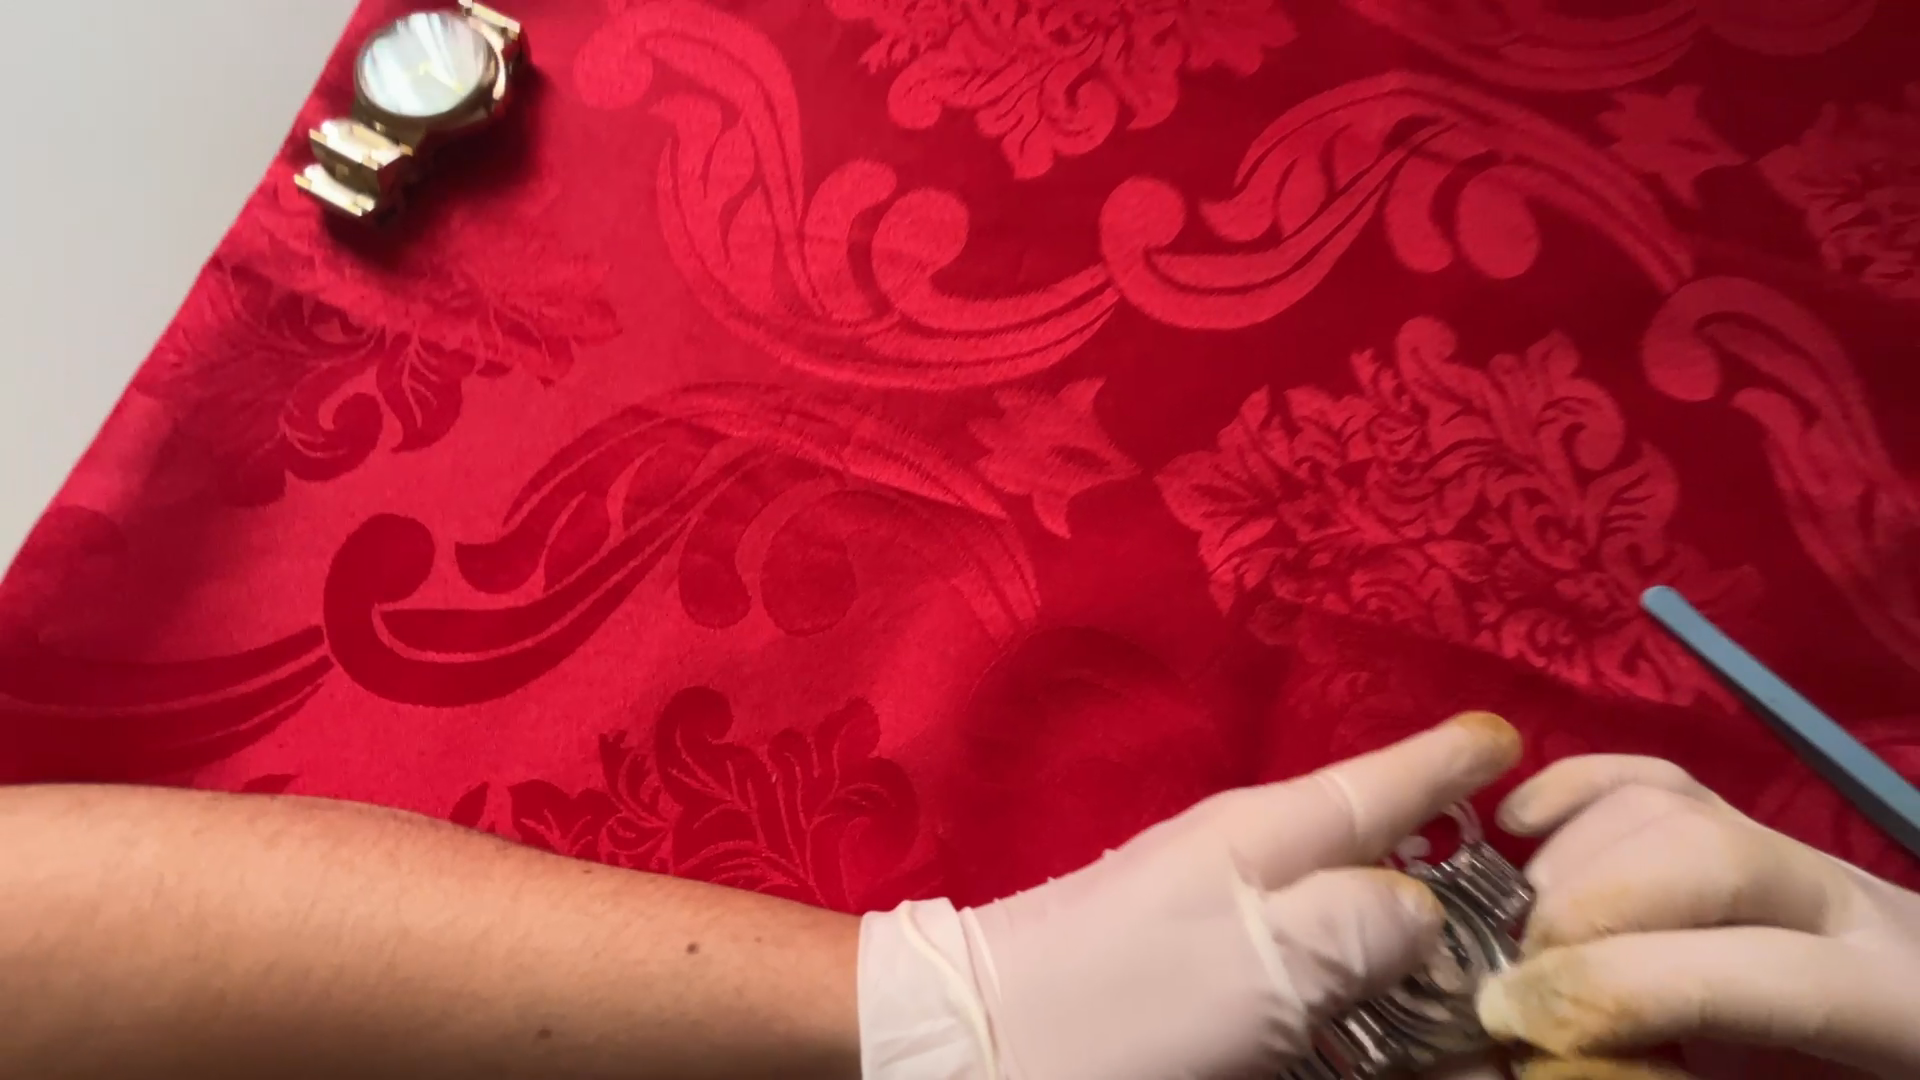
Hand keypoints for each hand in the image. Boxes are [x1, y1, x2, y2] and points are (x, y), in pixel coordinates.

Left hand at [857, 712, 1520, 1079]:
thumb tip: (1422, 900)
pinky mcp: (1206, 961)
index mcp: (1263, 835)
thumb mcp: (1256, 960)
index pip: (1374, 784)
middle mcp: (1248, 859)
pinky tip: (1388, 1013)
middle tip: (1533, 878)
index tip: (1503, 737)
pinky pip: (1304, 960)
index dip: (1442, 762)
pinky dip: (1355, 983)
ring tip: (1484, 956)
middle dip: (1445, 855)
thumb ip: (1350, 923)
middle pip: (1365, 844)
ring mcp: (1223, 908)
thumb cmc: (1127, 995)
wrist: (1002, 1030)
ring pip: (1341, 908)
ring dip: (1407, 933)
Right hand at [1476, 756, 1919, 1077]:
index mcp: (1901, 1000)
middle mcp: (1845, 896)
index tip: (1519, 1017)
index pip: (1749, 971)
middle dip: (1581, 910)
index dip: (1611, 987)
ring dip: (1562, 859)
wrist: (1905, 1040)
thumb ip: (1679, 1077)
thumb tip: (1554, 1053)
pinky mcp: (1726, 812)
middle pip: (1699, 854)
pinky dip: (1561, 787)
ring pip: (1655, 801)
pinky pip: (1639, 771)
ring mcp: (1779, 837)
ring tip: (1525, 923)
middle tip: (1520, 966)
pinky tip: (1516, 823)